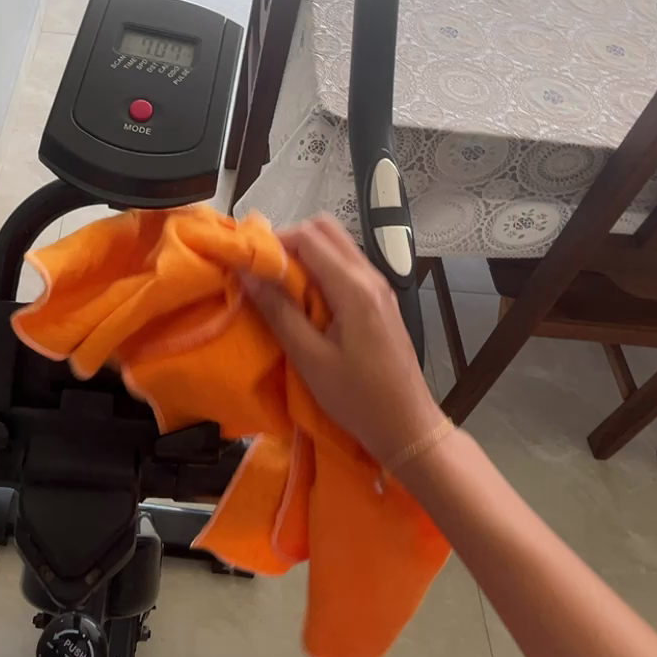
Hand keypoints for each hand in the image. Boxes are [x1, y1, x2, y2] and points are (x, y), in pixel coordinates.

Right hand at [245, 215, 445, 465]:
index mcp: (354, 287)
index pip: (308, 237)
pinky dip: (320, 270)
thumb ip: (279, 311)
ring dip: (305, 256)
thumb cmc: (358, 399)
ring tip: (280, 289)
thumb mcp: (310, 359)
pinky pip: (345, 266)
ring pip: (336, 245)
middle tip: (265, 274)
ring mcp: (379, 286)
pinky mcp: (379, 300)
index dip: (273, 243)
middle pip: (324, 229)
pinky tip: (305, 303)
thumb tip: (247, 273)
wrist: (408, 427)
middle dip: (289, 242)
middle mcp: (370, 276)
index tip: (249, 266)